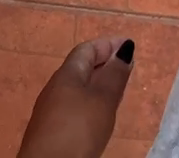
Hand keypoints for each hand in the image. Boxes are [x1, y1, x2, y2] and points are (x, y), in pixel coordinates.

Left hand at [17, 37, 133, 157]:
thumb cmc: (77, 130)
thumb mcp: (103, 100)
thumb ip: (115, 75)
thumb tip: (124, 49)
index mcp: (66, 74)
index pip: (87, 49)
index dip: (108, 44)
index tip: (129, 45)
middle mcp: (55, 88)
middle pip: (81, 68)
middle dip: (104, 65)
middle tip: (125, 68)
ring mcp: (49, 112)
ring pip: (77, 90)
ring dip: (97, 87)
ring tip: (116, 93)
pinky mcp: (49, 133)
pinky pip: (72, 108)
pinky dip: (89, 105)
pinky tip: (97, 119)